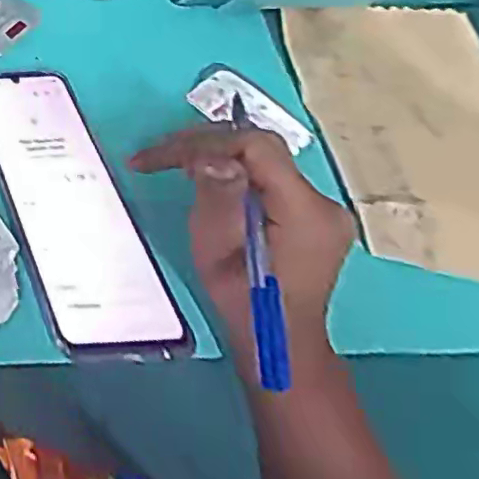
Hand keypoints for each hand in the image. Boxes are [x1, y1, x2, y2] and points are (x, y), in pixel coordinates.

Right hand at [130, 124, 355, 350]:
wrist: (277, 336)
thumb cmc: (241, 295)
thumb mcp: (218, 245)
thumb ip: (218, 196)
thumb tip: (210, 157)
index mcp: (307, 210)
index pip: (258, 147)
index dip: (209, 142)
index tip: (167, 155)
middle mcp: (322, 202)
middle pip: (259, 147)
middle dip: (203, 143)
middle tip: (156, 154)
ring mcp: (318, 207)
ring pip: (258, 156)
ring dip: (210, 152)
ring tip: (168, 162)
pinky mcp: (306, 212)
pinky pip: (262, 172)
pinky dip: (225, 167)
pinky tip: (198, 175)